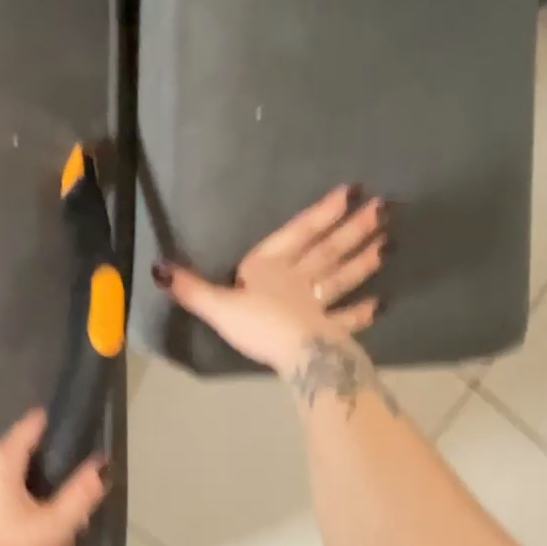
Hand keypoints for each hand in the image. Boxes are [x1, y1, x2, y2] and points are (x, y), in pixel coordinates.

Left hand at [0, 410, 107, 545]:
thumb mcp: (54, 528)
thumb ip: (81, 494)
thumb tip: (101, 465)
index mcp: (1, 457)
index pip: (33, 423)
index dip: (57, 428)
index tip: (78, 443)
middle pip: (25, 449)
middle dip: (49, 468)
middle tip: (68, 499)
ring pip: (12, 471)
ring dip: (33, 488)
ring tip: (52, 518)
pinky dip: (15, 497)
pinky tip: (27, 527)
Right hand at [151, 185, 387, 368]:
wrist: (296, 354)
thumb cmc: (257, 323)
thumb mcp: (216, 303)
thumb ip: (189, 287)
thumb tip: (158, 267)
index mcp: (270, 267)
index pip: (298, 233)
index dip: (322, 212)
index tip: (350, 191)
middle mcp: (299, 278)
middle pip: (329, 250)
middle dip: (354, 228)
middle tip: (385, 208)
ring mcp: (319, 304)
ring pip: (343, 276)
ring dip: (364, 259)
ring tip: (388, 242)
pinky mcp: (330, 331)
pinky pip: (347, 318)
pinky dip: (363, 311)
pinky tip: (380, 304)